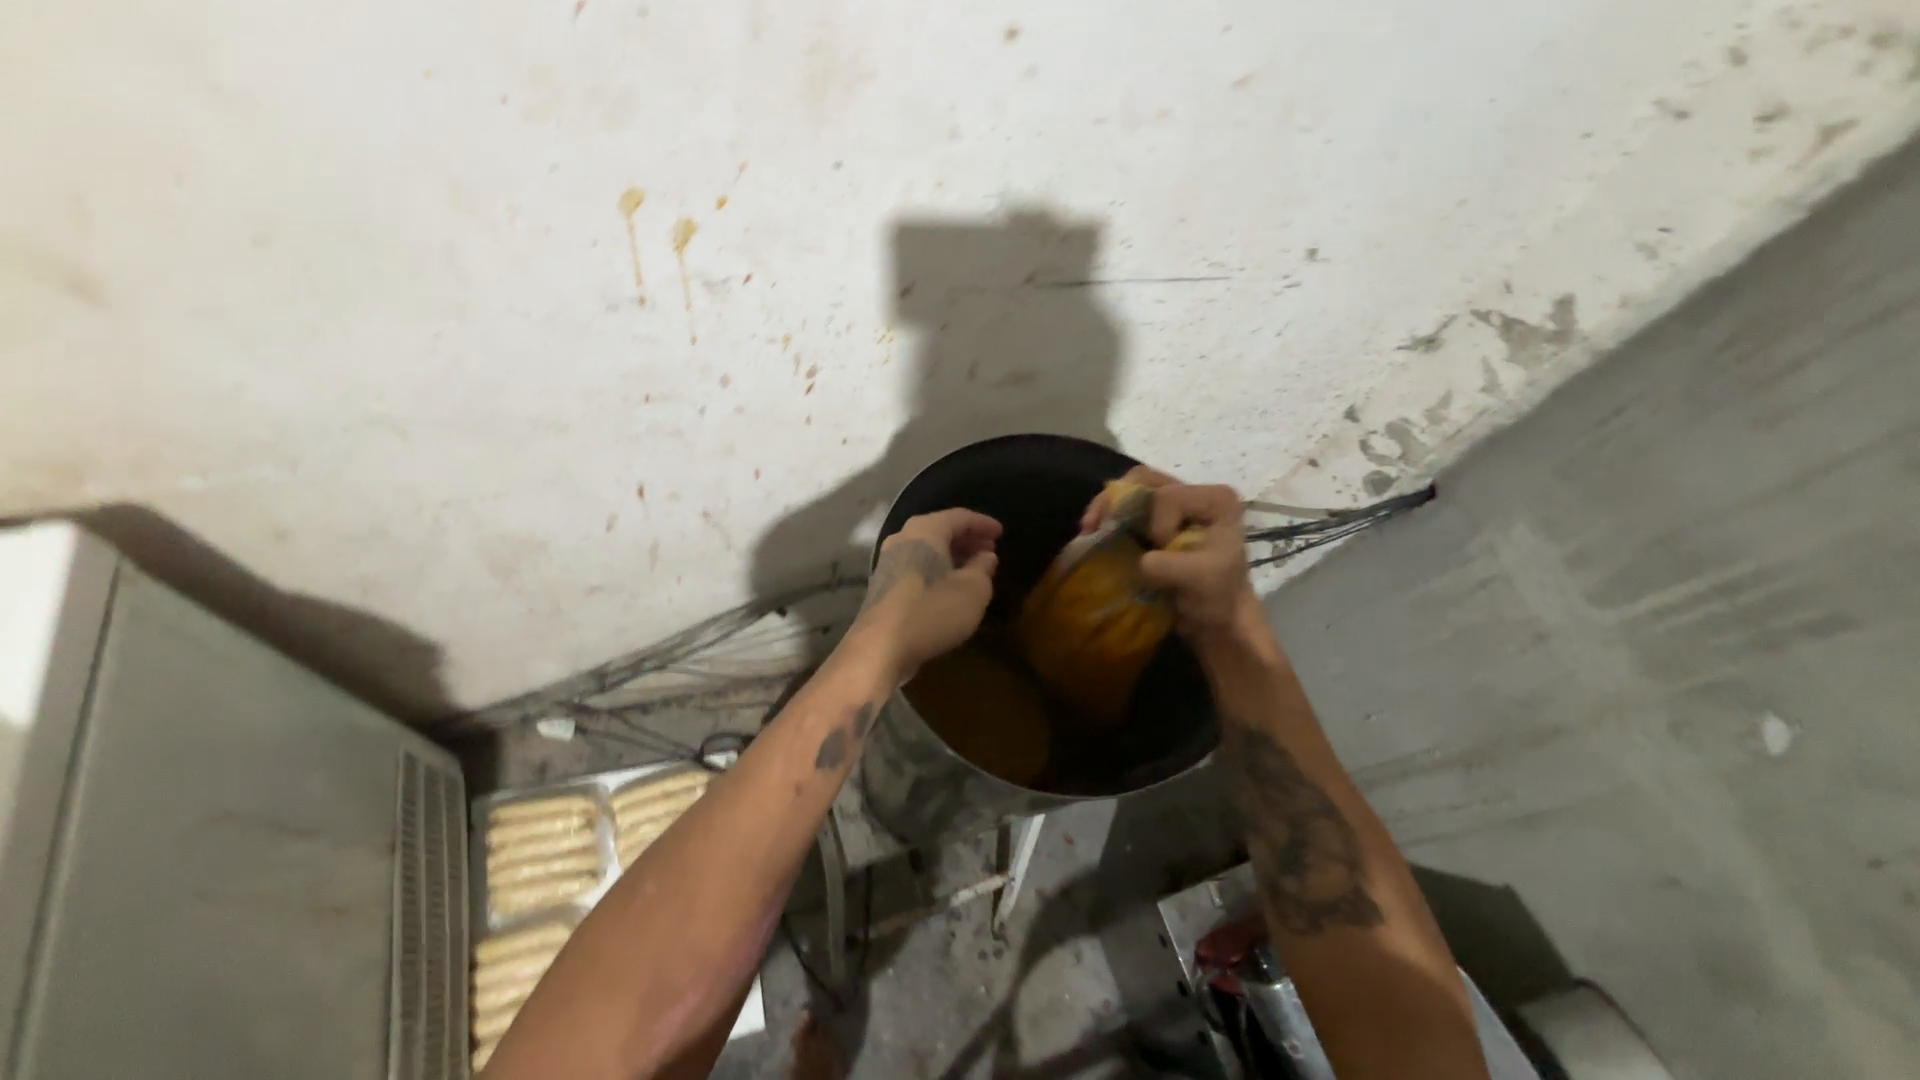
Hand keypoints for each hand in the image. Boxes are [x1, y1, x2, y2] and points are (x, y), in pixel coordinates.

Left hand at [847, 508, 1001, 682]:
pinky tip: (950, 587)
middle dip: (967, 539)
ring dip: (952, 556)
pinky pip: (917, 566)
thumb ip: (983, 568)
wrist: (880, 648)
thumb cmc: (932, 611)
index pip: (959, 517)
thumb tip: (986, 556)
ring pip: (927, 549)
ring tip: (974, 569)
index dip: (983, 523)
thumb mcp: (973, 590)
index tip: (1002, 533)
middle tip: (990, 549)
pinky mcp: (883, 586)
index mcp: (925, 531)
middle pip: (940, 530)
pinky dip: (937, 569)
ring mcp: (888, 562)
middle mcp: (903, 538)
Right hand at [1081, 466, 1259, 640]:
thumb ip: (1170, 566)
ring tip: (1089, 529)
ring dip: (1107, 507)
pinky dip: (1109, 517)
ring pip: (1131, 488)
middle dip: (1116, 501)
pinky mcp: (1159, 520)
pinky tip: (1095, 533)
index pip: (1170, 496)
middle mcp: (1197, 493)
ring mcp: (1177, 505)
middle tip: (1095, 526)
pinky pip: (1128, 506)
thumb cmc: (1217, 598)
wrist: (1217, 620)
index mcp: (1217, 500)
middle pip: (1145, 479)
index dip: (1158, 526)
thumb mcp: (1200, 581)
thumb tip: (1140, 561)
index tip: (1166, 554)